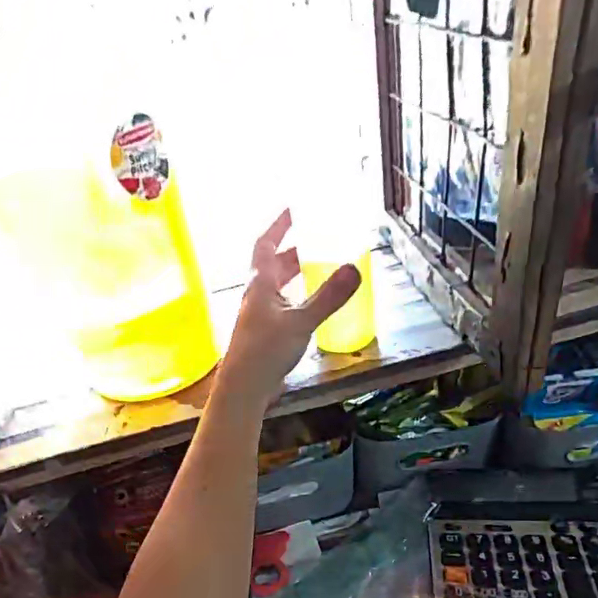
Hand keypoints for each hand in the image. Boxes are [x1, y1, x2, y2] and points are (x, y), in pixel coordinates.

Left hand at [215, 209, 360, 411]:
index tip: (292, 209)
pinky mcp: (264, 334)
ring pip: (276, 287)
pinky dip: (295, 298)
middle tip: (314, 241)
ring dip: (293, 275)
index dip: (279, 226)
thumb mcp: (300, 322)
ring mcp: (258, 316)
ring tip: (315, 269)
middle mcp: (256, 296)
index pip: (266, 245)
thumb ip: (328, 297)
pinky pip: (281, 305)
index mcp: (260, 285)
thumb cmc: (265, 351)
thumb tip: (354, 268)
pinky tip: (308, 307)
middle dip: (292, 251)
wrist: (243, 387)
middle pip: (272, 265)